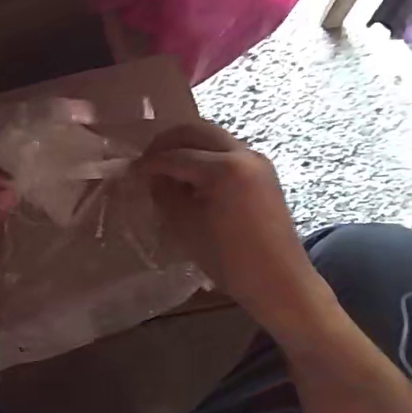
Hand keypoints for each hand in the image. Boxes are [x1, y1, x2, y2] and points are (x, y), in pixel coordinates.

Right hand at [134, 122, 332, 337]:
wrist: (280, 282)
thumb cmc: (230, 260)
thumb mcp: (187, 227)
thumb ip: (166, 195)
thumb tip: (153, 178)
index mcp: (224, 168)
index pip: (176, 155)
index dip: (150, 163)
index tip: (131, 172)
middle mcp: (244, 154)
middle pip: (198, 131)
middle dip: (168, 142)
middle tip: (147, 160)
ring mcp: (258, 161)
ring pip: (214, 138)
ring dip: (188, 148)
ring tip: (167, 171)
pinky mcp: (264, 173)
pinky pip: (228, 153)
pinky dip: (206, 157)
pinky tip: (192, 180)